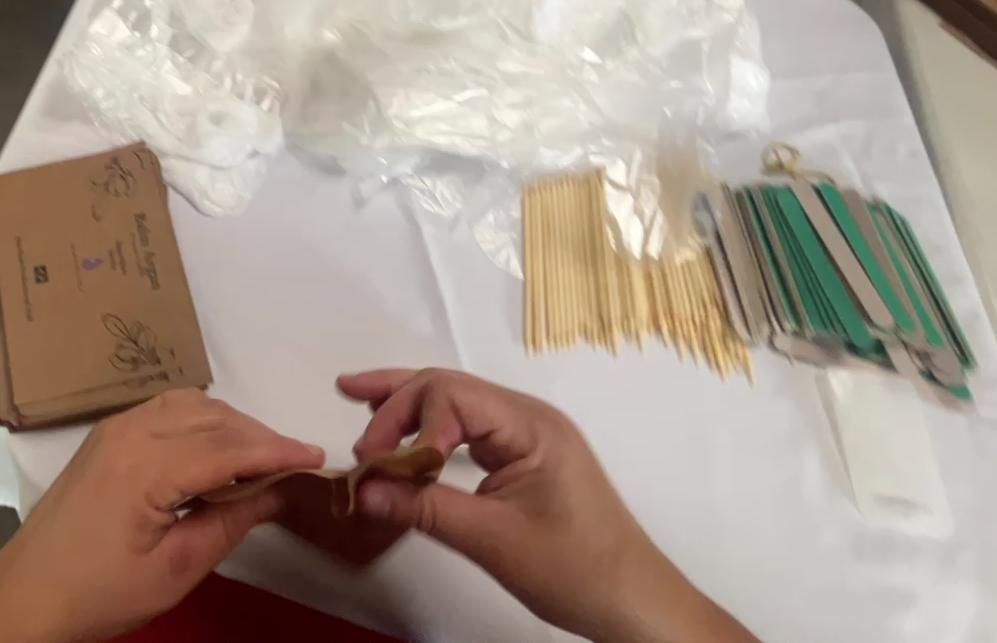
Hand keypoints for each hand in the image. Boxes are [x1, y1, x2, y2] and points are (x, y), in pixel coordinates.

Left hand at [0, 389, 322, 642]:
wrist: (30, 590)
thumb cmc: (102, 590)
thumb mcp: (175, 569)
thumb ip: (229, 522)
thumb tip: (277, 492)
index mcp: (145, 463)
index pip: (225, 447)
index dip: (274, 451)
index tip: (316, 457)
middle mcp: (130, 428)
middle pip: (210, 417)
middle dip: (256, 435)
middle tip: (294, 462)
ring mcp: (116, 425)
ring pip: (189, 404)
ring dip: (229, 423)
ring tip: (261, 455)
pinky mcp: (108, 432)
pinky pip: (166, 408)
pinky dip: (201, 419)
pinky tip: (216, 446)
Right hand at [338, 369, 758, 642]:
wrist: (642, 608)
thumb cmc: (576, 571)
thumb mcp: (493, 542)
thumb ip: (423, 508)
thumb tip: (360, 489)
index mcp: (528, 424)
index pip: (450, 397)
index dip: (406, 423)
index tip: (378, 464)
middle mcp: (525, 414)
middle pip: (446, 387)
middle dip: (396, 406)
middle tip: (359, 445)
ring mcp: (524, 429)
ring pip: (452, 398)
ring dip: (405, 402)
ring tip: (354, 393)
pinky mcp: (519, 450)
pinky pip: (463, 421)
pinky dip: (427, 422)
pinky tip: (401, 427)